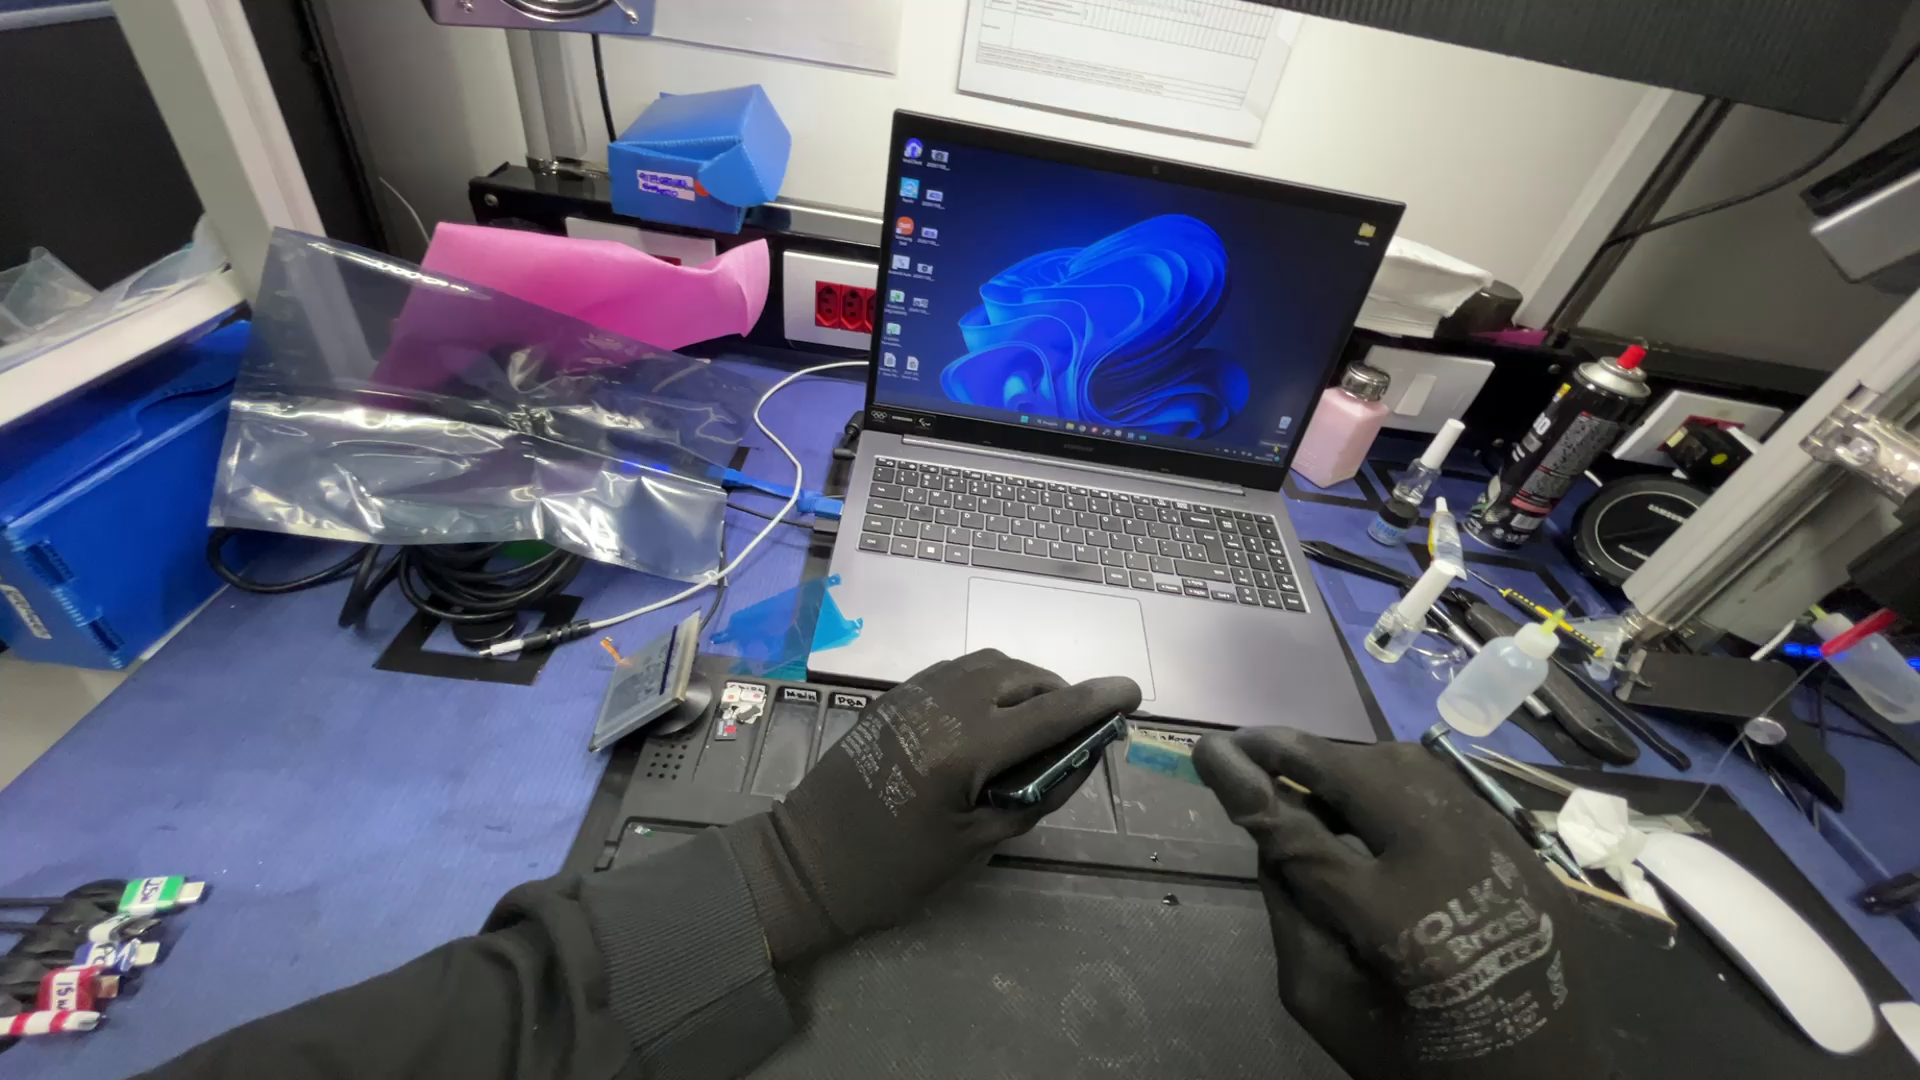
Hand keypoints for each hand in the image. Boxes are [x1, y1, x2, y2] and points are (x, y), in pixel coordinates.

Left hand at [724, 649, 1140, 966]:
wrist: (805, 861)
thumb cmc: (893, 871)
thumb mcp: (974, 844)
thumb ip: (1032, 797)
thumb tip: (1076, 760)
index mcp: (965, 748)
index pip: (1048, 714)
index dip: (1095, 701)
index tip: (1132, 690)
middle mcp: (943, 703)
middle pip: (1021, 677)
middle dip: (1060, 691)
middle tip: (1081, 721)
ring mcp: (914, 692)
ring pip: (989, 663)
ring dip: (1025, 680)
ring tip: (1042, 713)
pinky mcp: (896, 694)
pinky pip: (958, 669)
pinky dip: (990, 679)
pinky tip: (995, 709)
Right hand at [1195, 729, 1606, 1079]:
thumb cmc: (1413, 1061)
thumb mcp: (1319, 996)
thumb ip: (1285, 904)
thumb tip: (1265, 821)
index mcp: (1397, 925)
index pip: (1297, 830)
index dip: (1244, 782)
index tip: (1206, 748)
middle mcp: (1456, 872)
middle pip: (1358, 774)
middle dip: (1294, 750)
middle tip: (1249, 746)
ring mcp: (1505, 856)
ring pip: (1406, 767)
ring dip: (1344, 763)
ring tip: (1306, 777)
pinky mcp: (1530, 857)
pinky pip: (1444, 789)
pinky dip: (1391, 783)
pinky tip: (1369, 809)